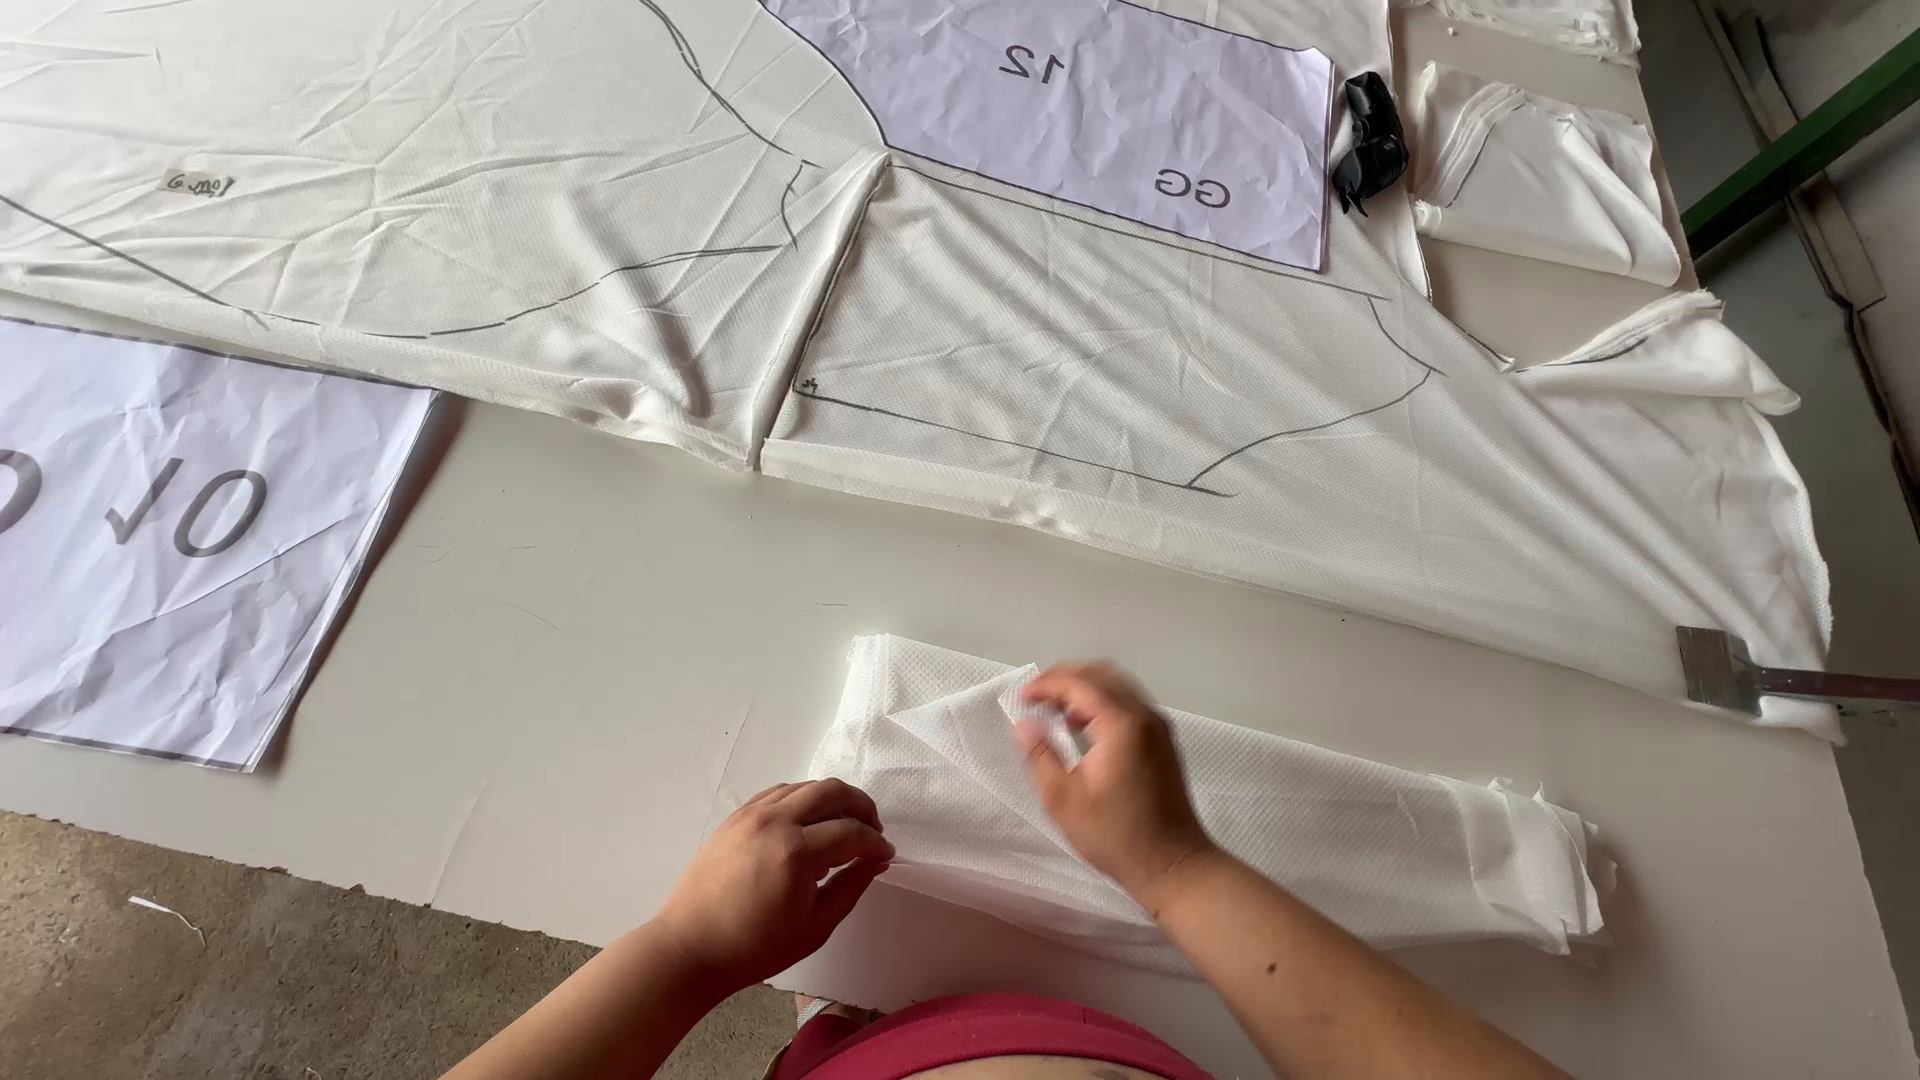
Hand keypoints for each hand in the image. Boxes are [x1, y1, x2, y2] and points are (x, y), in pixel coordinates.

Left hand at [652, 779, 892, 993]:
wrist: (689, 948)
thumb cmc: (753, 948)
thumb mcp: (815, 927)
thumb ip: (851, 888)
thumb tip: (876, 861)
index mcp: (797, 853)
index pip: (852, 833)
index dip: (875, 843)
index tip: (886, 853)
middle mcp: (776, 821)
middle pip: (833, 792)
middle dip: (861, 806)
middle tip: (872, 828)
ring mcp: (753, 813)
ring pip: (807, 786)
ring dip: (833, 799)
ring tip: (844, 823)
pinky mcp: (737, 815)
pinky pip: (780, 792)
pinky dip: (803, 798)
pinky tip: (809, 820)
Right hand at [1016, 663, 1217, 902]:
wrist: (1174, 866)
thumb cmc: (1116, 836)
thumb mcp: (1064, 801)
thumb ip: (1040, 756)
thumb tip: (1023, 725)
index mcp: (1122, 725)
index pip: (1080, 684)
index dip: (1046, 685)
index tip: (1021, 698)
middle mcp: (1145, 715)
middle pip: (1101, 674)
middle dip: (1064, 678)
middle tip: (1035, 696)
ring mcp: (1158, 726)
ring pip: (1117, 684)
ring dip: (1084, 687)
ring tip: (1054, 708)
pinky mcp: (1162, 739)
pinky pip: (1128, 702)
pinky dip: (1102, 700)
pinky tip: (1082, 725)